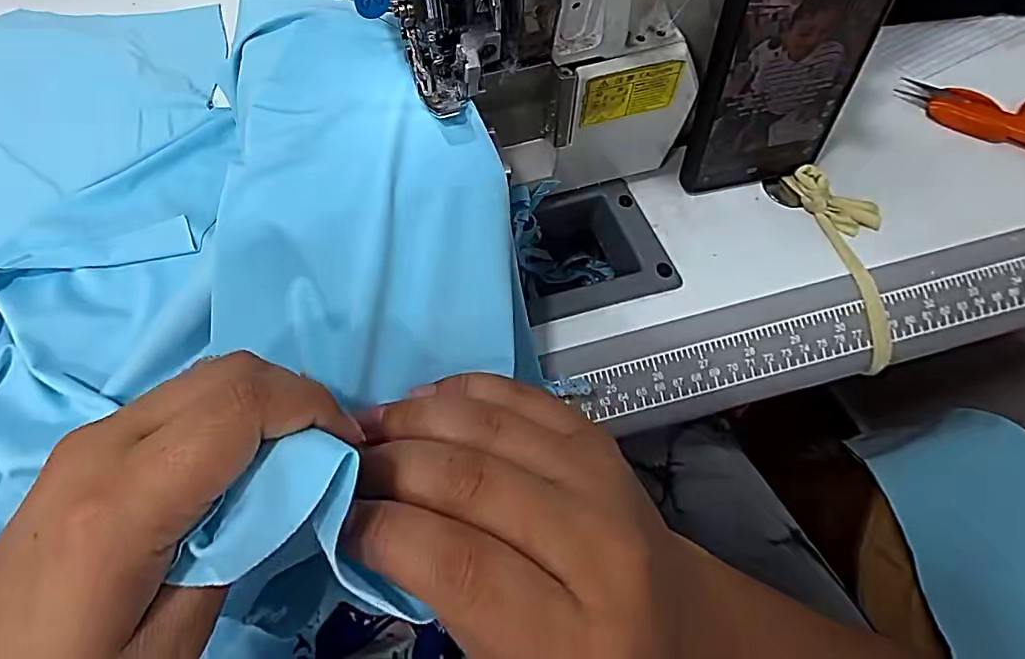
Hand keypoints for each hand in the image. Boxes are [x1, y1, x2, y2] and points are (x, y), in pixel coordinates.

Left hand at [0, 352, 363, 658]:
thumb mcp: (163, 652)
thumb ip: (230, 550)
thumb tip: (279, 481)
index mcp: (123, 499)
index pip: (238, 404)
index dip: (307, 406)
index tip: (346, 442)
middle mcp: (104, 441)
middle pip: (224, 372)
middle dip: (291, 391)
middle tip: (328, 442)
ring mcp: (89, 435)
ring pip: (202, 376)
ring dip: (259, 396)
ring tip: (293, 446)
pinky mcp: (85, 445)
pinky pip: (175, 399)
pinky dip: (225, 408)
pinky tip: (238, 453)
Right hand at [343, 374, 905, 658]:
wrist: (682, 629)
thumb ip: (441, 605)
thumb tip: (361, 529)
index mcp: (572, 637)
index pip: (457, 562)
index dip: (384, 530)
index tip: (342, 517)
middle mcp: (595, 548)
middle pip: (468, 480)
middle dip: (391, 464)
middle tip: (346, 462)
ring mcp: (600, 478)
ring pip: (488, 425)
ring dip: (417, 415)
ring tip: (373, 424)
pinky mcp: (597, 438)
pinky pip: (518, 395)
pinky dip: (463, 390)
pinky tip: (426, 399)